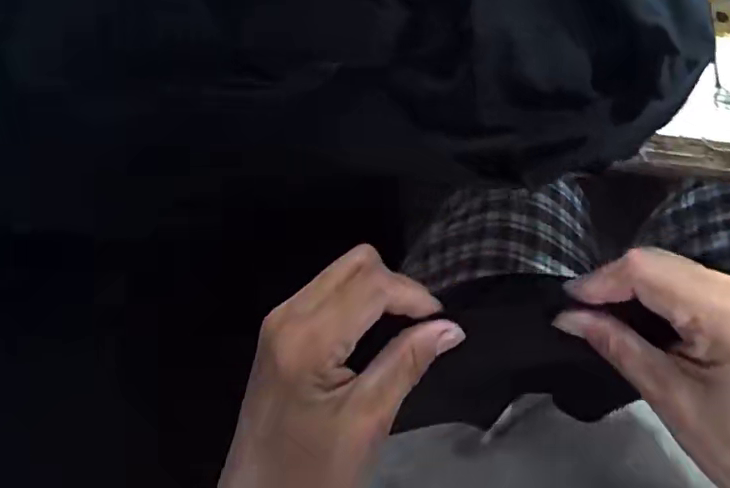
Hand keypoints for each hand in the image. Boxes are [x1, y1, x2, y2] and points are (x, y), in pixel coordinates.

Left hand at [219, 244, 465, 487]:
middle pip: (356, 263)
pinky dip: (356, 299)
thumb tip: (450, 327)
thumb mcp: (366, 422)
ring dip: (376, 289)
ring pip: (342, 270)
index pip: (371, 284)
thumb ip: (407, 364)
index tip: (439, 320)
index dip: (412, 294)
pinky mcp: (278, 325)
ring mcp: (280, 316)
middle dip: (394, 285)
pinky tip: (370, 331)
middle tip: (419, 323)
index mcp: (307, 338)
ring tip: (401, 327)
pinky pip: (327, 288)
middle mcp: (289, 312)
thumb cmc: (313, 472)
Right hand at [555, 248, 729, 487]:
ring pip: (660, 263)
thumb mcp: (667, 396)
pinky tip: (626, 308)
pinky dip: (644, 287)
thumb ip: (617, 345)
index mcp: (722, 311)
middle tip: (576, 308)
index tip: (566, 301)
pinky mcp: (728, 295)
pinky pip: (673, 275)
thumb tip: (566, 315)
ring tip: (594, 309)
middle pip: (651, 260)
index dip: (601, 280)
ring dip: (624, 282)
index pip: (645, 271)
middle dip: (610, 280)